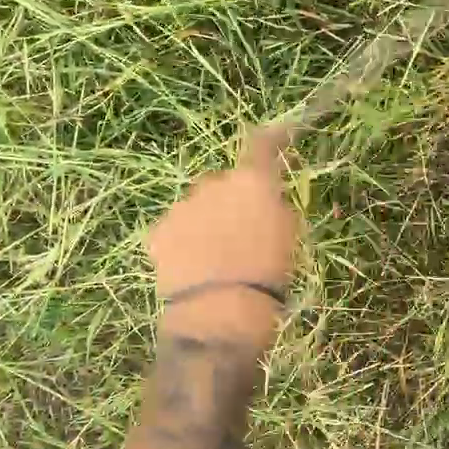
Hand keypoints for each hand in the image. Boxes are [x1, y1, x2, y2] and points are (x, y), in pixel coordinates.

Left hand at [146, 127, 299, 342]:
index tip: (281, 134)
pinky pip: (178, 228)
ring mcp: (182, 206)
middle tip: (247, 231)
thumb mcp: (289, 238)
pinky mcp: (159, 230)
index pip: (263, 145)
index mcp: (253, 183)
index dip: (274, 137)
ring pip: (199, 206)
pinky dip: (187, 241)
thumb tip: (267, 199)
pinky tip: (197, 268)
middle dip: (234, 199)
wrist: (221, 314)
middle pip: (226, 182)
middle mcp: (214, 185)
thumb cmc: (269, 277)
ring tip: (220, 258)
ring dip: (209, 221)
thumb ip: (276, 208)